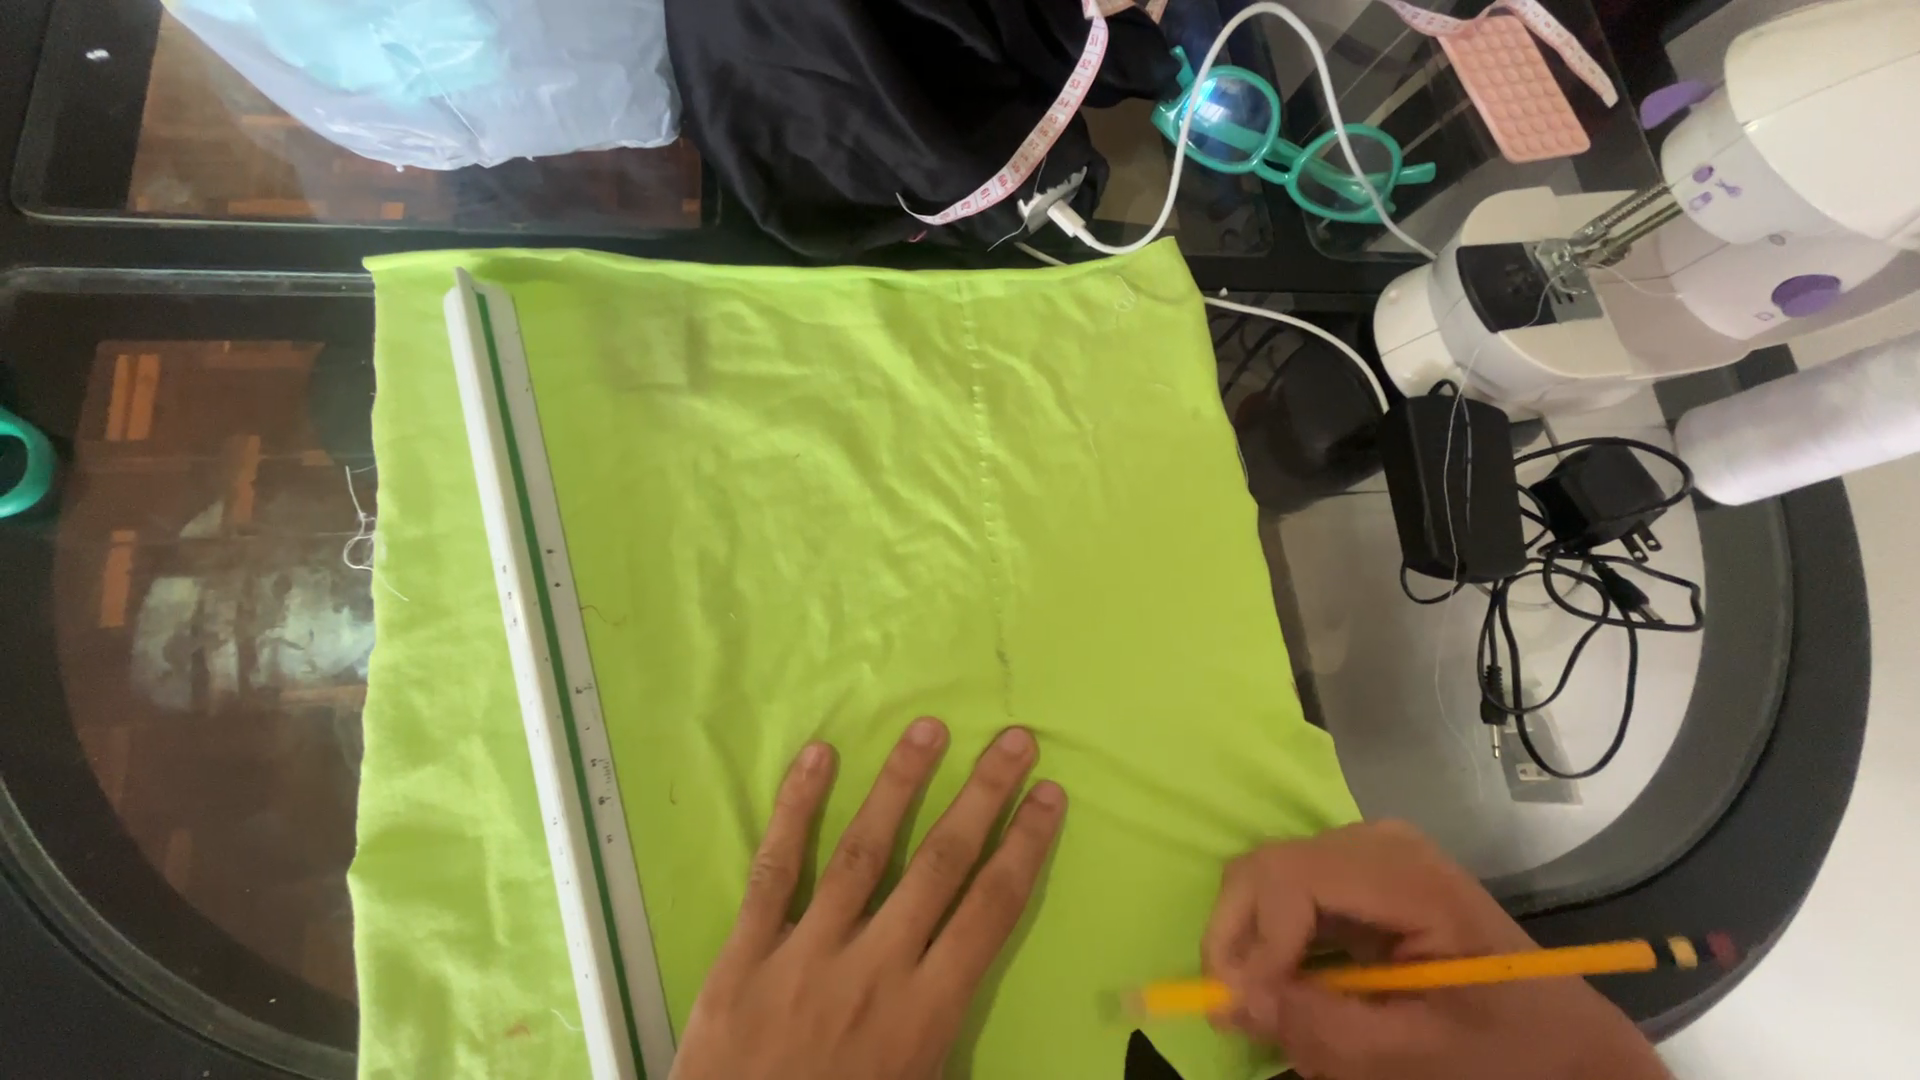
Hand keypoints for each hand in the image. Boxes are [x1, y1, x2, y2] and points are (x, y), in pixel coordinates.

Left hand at [670, 719, 1065, 1079]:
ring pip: (864, 850)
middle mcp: (874, 968)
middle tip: (1013, 739)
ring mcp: (806, 952)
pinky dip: (795, 809)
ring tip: (929, 729)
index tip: (1048, 795)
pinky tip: (817, 756)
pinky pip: (773, 869)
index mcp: (924, 1012)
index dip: (1025, 846)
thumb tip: (977, 968)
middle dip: (983, 795)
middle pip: (940, 864)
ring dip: (901, 784)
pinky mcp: (746, 951)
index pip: (991, 910)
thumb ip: (951, 1027)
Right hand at [1203, 822, 1669, 1079]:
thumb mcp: (1422, 1056)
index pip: (1290, 878)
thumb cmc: (1509, 1051)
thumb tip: (1230, 1001)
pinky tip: (1287, 982)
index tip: (1241, 1007)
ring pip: (1263, 877)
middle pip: (1265, 870)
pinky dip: (1270, 937)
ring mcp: (1362, 850)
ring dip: (1248, 940)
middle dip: (1237, 938)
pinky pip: (1284, 890)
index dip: (1256, 941)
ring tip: (1259, 1002)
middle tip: (1232, 1007)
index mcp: (1405, 876)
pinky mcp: (1353, 869)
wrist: (1567, 1039)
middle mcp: (1373, 842)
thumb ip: (1325, 1030)